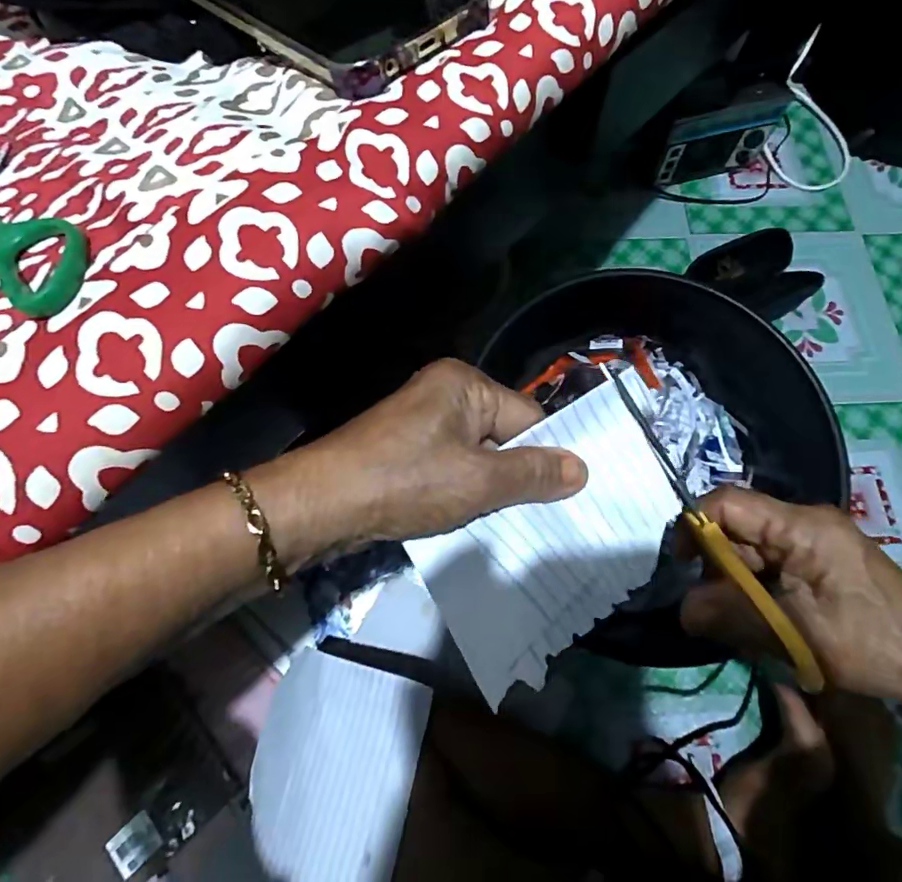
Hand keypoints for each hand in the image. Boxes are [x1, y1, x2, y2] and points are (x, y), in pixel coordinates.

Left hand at [256, 359, 586, 552]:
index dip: (545, 454)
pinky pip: (453, 466)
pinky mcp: (406, 448)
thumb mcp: (479, 481)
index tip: (565, 492)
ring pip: (479, 455)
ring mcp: (422, 421)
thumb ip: (533, 474)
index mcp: (465, 384)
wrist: (319, 506)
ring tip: (502, 517)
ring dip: (490, 486)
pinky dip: (463, 490)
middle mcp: (445, 393)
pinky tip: (468, 515)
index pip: (528, 417)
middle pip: (504, 435)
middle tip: (538, 512)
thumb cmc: (405, 482)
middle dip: (516, 474)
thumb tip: (581, 469)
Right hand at [680, 486, 901, 709]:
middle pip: (739, 526)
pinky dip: (760, 591)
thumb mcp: (796, 633)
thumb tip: (682, 609)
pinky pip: (775, 565)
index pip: (729, 502)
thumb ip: (734, 614)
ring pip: (755, 549)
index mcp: (801, 524)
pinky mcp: (822, 561)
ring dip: (740, 584)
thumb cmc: (873, 645)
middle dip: (719, 566)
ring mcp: (816, 540)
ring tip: (744, 626)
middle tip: (715, 612)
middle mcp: (805, 521)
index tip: (681, 568)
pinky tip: (765, 624)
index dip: (696, 527)